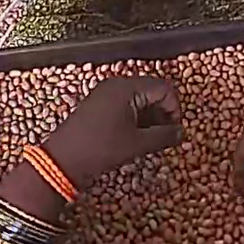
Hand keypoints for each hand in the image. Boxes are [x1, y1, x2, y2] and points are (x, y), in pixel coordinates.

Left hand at [42, 76, 182, 187]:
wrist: (62, 160)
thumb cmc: (100, 149)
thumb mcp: (137, 144)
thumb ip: (164, 135)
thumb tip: (181, 132)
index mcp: (127, 87)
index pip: (163, 88)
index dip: (174, 108)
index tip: (174, 130)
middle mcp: (116, 84)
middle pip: (151, 90)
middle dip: (162, 112)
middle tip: (166, 135)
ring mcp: (105, 93)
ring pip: (138, 98)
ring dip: (149, 116)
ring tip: (151, 139)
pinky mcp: (98, 104)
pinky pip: (125, 104)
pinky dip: (135, 117)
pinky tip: (135, 136)